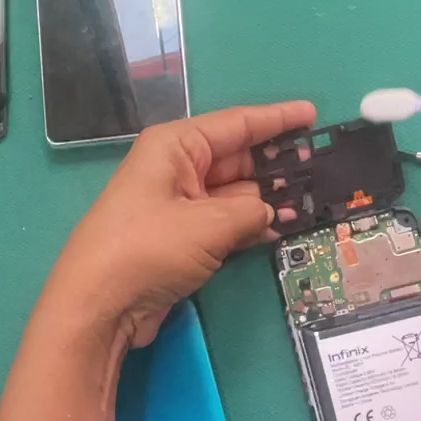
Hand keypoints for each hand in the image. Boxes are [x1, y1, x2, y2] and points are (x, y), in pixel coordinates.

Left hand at [40, 101, 316, 347]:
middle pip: (236, 159)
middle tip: (320, 169)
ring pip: (233, 195)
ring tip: (312, 201)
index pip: (236, 124)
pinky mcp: (179, 243)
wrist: (100, 304)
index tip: (311, 116)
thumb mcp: (209, 224)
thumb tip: (270, 212)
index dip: (277, 120)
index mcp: (177, 146)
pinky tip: (281, 229)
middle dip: (276, 164)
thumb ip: (250, 212)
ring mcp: (178, 208)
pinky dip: (249, 227)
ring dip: (268, 200)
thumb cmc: (149, 248)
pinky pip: (223, 225)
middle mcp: (177, 170)